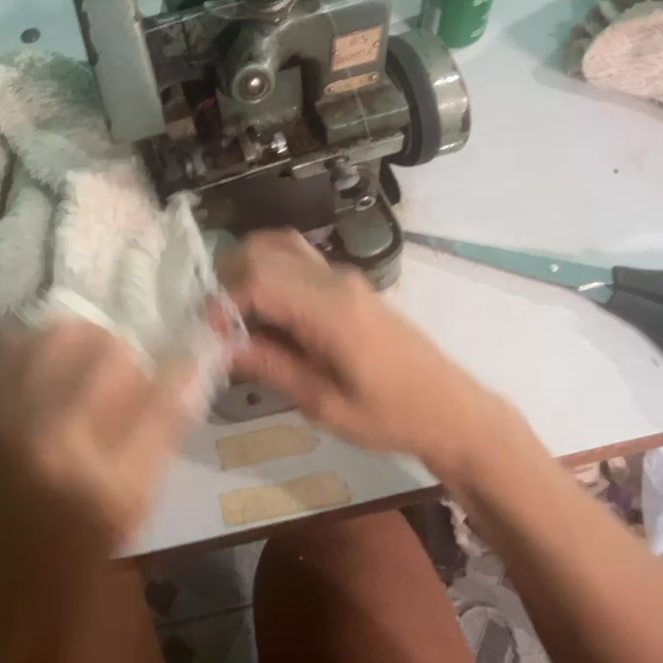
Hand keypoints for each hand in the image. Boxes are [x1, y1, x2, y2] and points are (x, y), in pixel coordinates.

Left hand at [0, 322, 195, 584]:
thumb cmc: (67, 572)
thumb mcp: (128, 518)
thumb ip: (156, 445)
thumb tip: (179, 378)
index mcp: (110, 485)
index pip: (163, 398)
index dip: (182, 371)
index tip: (186, 363)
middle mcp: (59, 440)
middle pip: (111, 353)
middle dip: (131, 360)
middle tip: (130, 380)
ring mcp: (10, 416)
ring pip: (62, 334)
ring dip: (85, 342)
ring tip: (86, 367)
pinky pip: (13, 342)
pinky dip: (38, 342)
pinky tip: (48, 364)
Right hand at [219, 231, 516, 476]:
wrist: (453, 412)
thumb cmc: (391, 418)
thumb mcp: (325, 406)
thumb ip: (272, 367)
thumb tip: (221, 345)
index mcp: (332, 312)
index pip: (259, 281)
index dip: (223, 301)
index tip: (209, 333)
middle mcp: (335, 281)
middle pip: (262, 251)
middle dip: (226, 280)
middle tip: (215, 323)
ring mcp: (342, 275)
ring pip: (276, 245)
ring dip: (244, 268)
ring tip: (232, 310)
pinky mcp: (345, 281)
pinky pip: (294, 256)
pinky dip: (265, 267)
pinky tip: (259, 305)